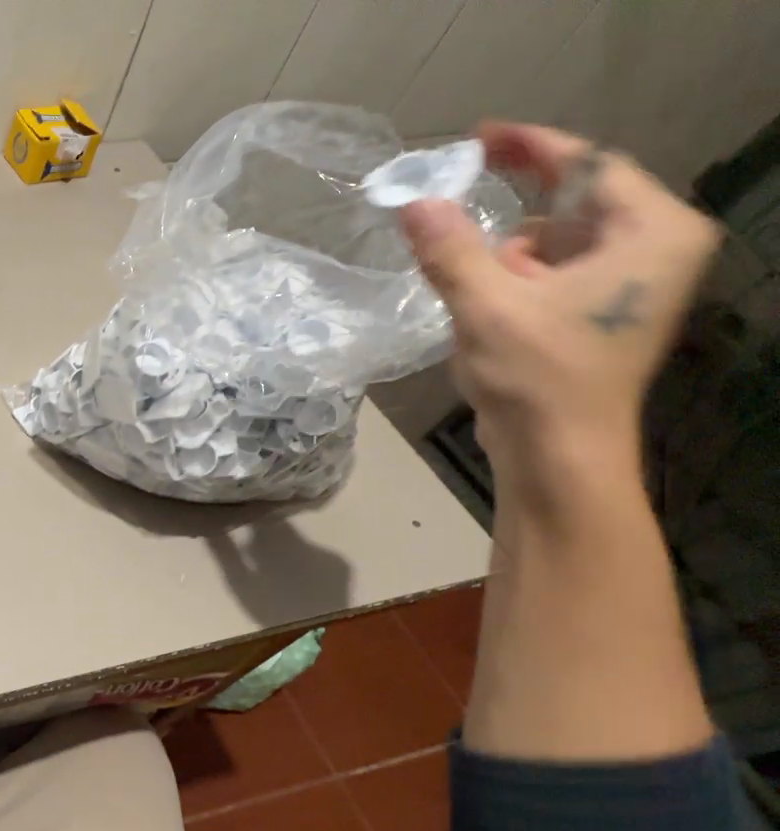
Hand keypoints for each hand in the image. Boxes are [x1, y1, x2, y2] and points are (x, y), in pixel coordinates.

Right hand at [398, 121, 720, 487]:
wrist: (559, 453)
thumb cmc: (540, 377)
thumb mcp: (488, 307)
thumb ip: (451, 251)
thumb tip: (414, 203)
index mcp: (653, 234)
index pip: (591, 166)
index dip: (530, 148)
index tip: (477, 138)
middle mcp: (656, 249)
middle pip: (571, 206)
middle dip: (510, 225)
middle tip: (456, 233)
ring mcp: (633, 283)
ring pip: (554, 243)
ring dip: (507, 261)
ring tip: (481, 301)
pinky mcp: (605, 311)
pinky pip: (553, 272)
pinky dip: (514, 281)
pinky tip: (490, 312)